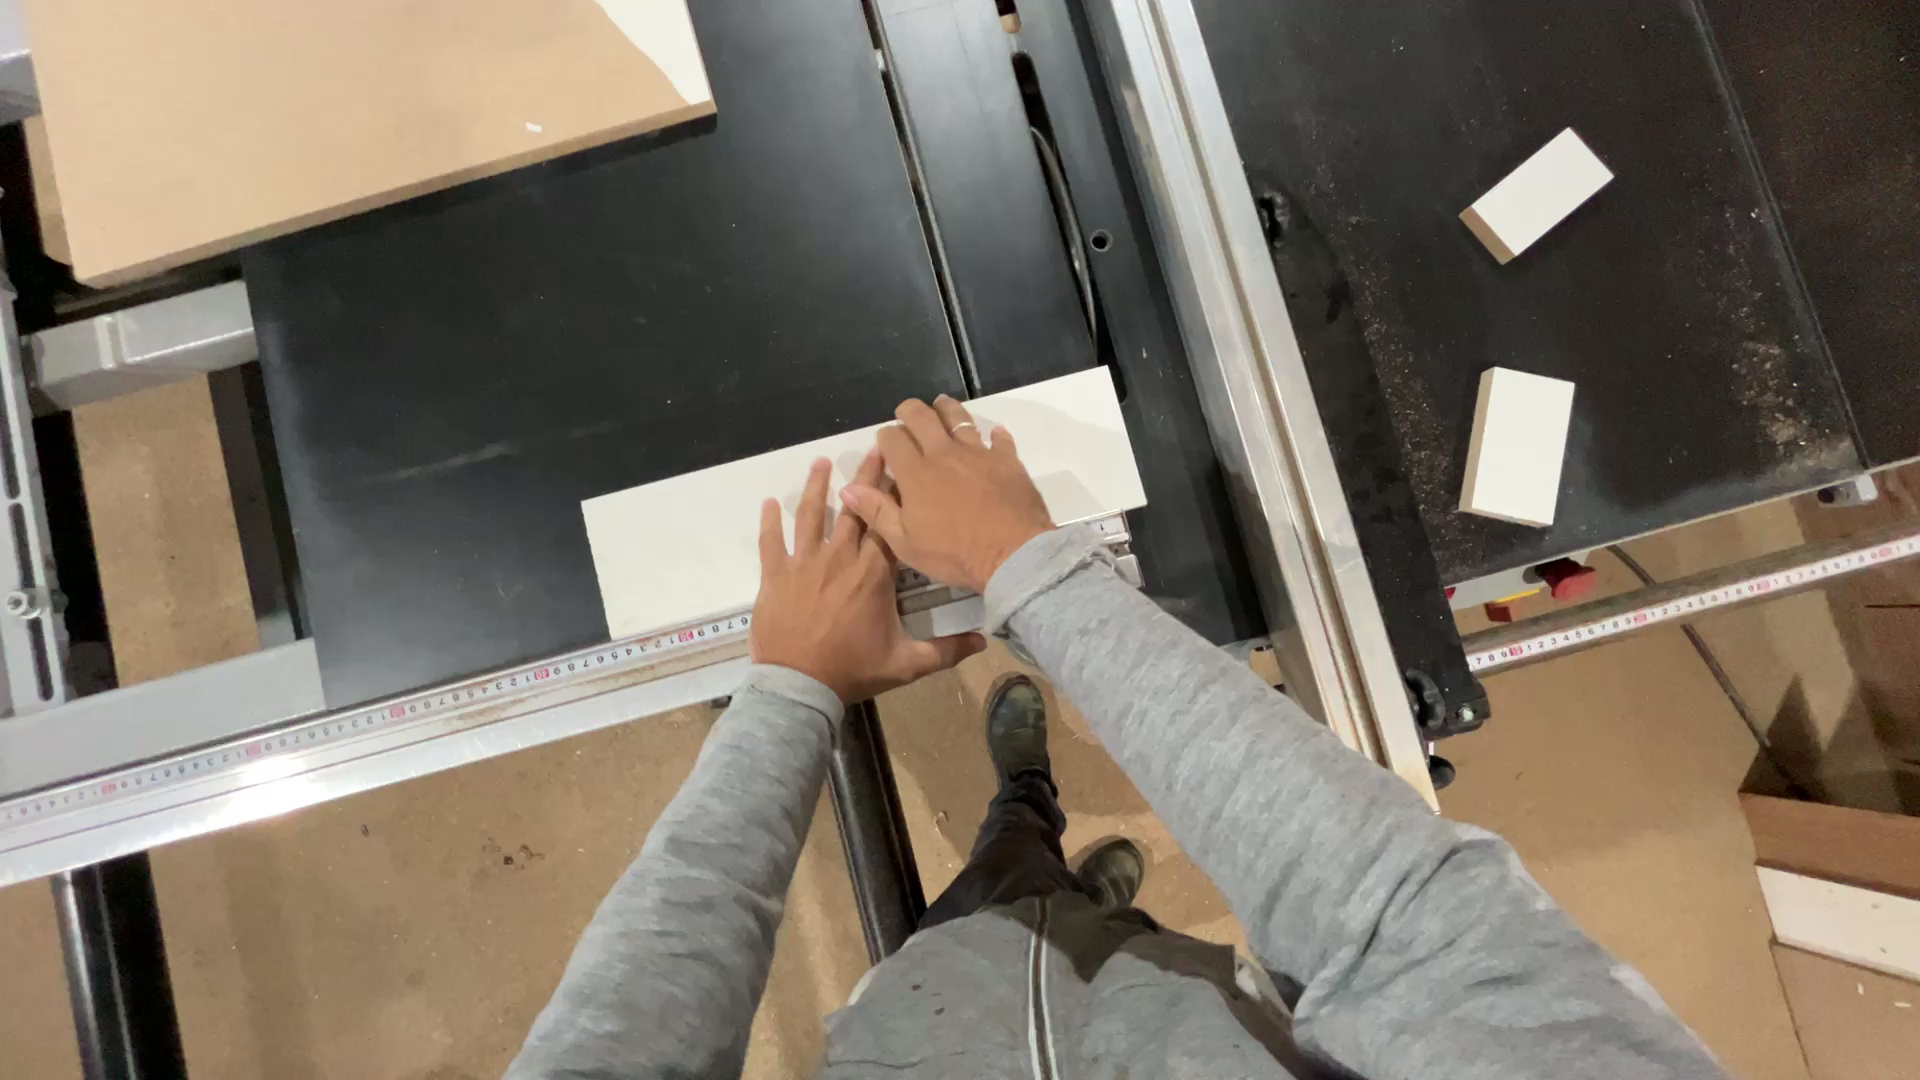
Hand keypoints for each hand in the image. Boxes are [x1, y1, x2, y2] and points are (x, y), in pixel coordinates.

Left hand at [750, 451, 986, 702]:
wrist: (799, 686)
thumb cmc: (853, 670)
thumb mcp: (906, 664)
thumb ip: (946, 650)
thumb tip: (985, 642)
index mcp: (874, 574)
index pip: (891, 525)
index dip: (899, 497)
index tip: (907, 470)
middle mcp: (841, 558)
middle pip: (857, 508)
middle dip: (867, 476)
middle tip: (876, 449)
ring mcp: (805, 564)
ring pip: (812, 515)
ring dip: (818, 486)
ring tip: (821, 461)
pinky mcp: (776, 575)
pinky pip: (771, 541)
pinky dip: (770, 521)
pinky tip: (770, 502)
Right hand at [840, 395, 1053, 592]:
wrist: (1011, 552)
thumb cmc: (954, 553)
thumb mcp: (905, 542)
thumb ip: (877, 512)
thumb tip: (848, 488)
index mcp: (915, 473)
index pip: (893, 439)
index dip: (885, 436)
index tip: (884, 440)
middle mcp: (944, 453)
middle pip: (922, 417)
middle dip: (909, 411)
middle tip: (906, 412)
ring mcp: (978, 453)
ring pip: (958, 418)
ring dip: (946, 409)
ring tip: (941, 404)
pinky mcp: (1006, 460)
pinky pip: (998, 439)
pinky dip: (994, 435)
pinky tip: (993, 434)